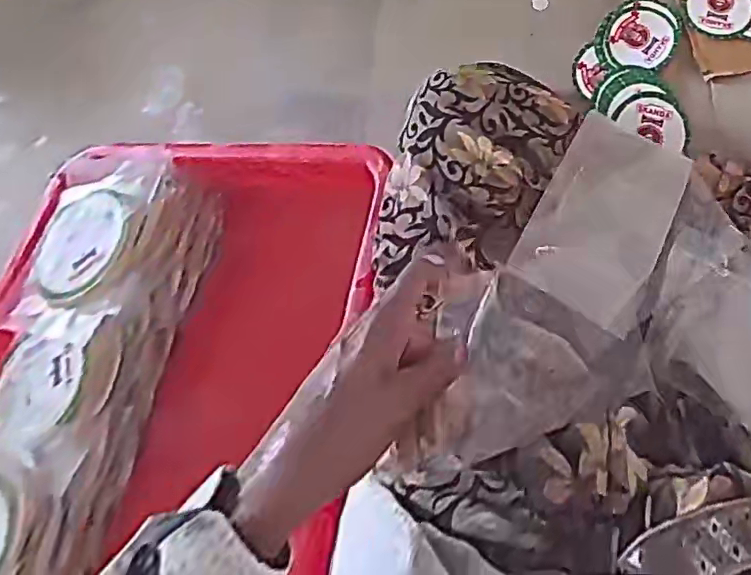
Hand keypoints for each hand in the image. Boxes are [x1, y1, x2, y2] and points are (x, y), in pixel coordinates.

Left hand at [231, 248, 466, 558]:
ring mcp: (351, 357)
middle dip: (439, 350)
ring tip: (427, 413)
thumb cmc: (341, 434)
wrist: (276, 485)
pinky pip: (386, 372)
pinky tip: (403, 422)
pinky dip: (402, 389)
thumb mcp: (401, 403)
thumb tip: (462, 345)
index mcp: (381, 327)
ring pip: (403, 352)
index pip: (417, 275)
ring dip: (422, 376)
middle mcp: (365, 333)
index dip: (447, 265)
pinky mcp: (342, 382)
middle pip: (416, 322)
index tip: (474, 272)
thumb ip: (437, 370)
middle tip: (453, 384)